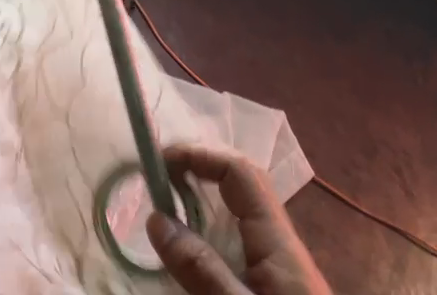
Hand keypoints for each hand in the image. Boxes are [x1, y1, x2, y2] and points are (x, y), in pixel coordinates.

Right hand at [147, 144, 330, 294]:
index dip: (200, 156)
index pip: (240, 173)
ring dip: (199, 208)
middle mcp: (282, 248)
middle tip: (155, 187)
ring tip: (162, 218)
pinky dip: (208, 241)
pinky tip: (187, 261)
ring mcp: (281, 272)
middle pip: (239, 190)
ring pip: (237, 220)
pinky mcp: (276, 292)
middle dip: (196, 176)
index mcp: (278, 243)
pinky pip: (238, 249)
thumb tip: (157, 217)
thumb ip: (200, 270)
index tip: (158, 164)